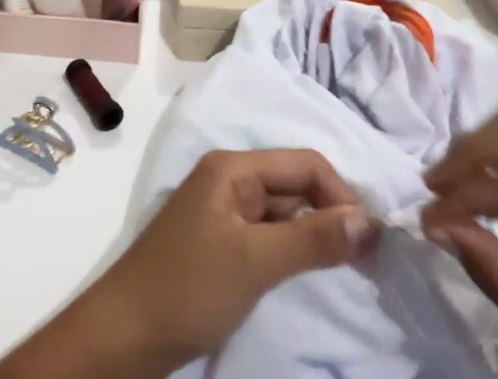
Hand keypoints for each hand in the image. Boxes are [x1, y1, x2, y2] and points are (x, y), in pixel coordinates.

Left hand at [0, 150, 378, 378]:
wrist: (126, 333)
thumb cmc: (189, 287)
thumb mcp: (256, 261)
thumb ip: (313, 238)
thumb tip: (371, 221)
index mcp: (232, 168)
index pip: (305, 164)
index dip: (342, 195)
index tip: (370, 241)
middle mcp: (229, 180)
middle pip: (296, 184)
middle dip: (332, 214)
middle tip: (365, 259)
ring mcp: (224, 212)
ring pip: (285, 212)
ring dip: (315, 234)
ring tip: (344, 268)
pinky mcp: (222, 243)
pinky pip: (269, 235)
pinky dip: (294, 250)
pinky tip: (309, 272)